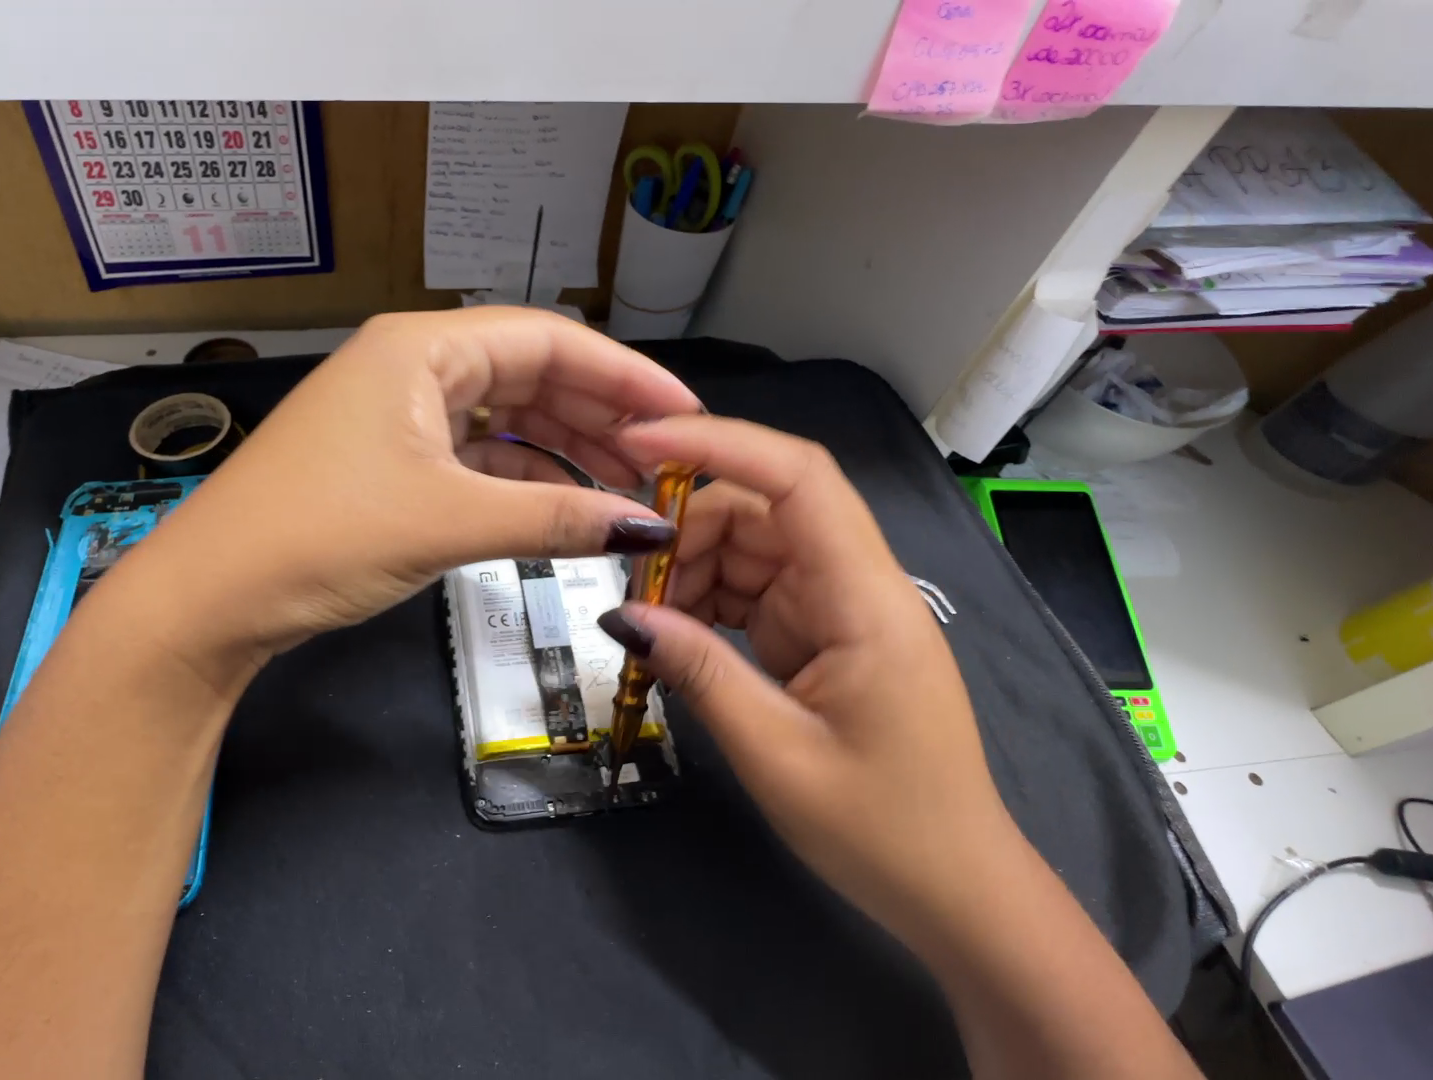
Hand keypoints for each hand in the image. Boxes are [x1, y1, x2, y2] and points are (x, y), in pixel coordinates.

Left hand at [102, 308, 702, 693]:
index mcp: (422, 346)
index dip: (625, 376)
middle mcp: (413, 365)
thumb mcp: (447, 521)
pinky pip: (474, 458)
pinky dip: (520, 481)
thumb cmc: (321, 536)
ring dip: (563, 453)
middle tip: (663, 463)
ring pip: (504, 421)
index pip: (549, 341)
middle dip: (599, 418)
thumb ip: (554, 519)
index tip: (685, 416)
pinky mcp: (389, 462)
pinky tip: (563, 508)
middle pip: (530, 376)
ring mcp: (398, 415)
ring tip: (626, 490)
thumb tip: (647, 527)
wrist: (210, 596)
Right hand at [596, 416, 1031, 952]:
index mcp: (866, 599)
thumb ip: (699, 670)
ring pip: (752, 546)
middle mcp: (856, 584)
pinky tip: (678, 634)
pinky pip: (754, 589)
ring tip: (651, 622)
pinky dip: (709, 602)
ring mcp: (840, 607)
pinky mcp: (823, 632)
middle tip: (633, 587)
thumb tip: (622, 614)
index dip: (718, 443)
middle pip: (763, 508)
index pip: (797, 478)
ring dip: (693, 569)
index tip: (639, 443)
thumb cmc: (882, 829)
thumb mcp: (775, 754)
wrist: (954, 890)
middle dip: (688, 529)